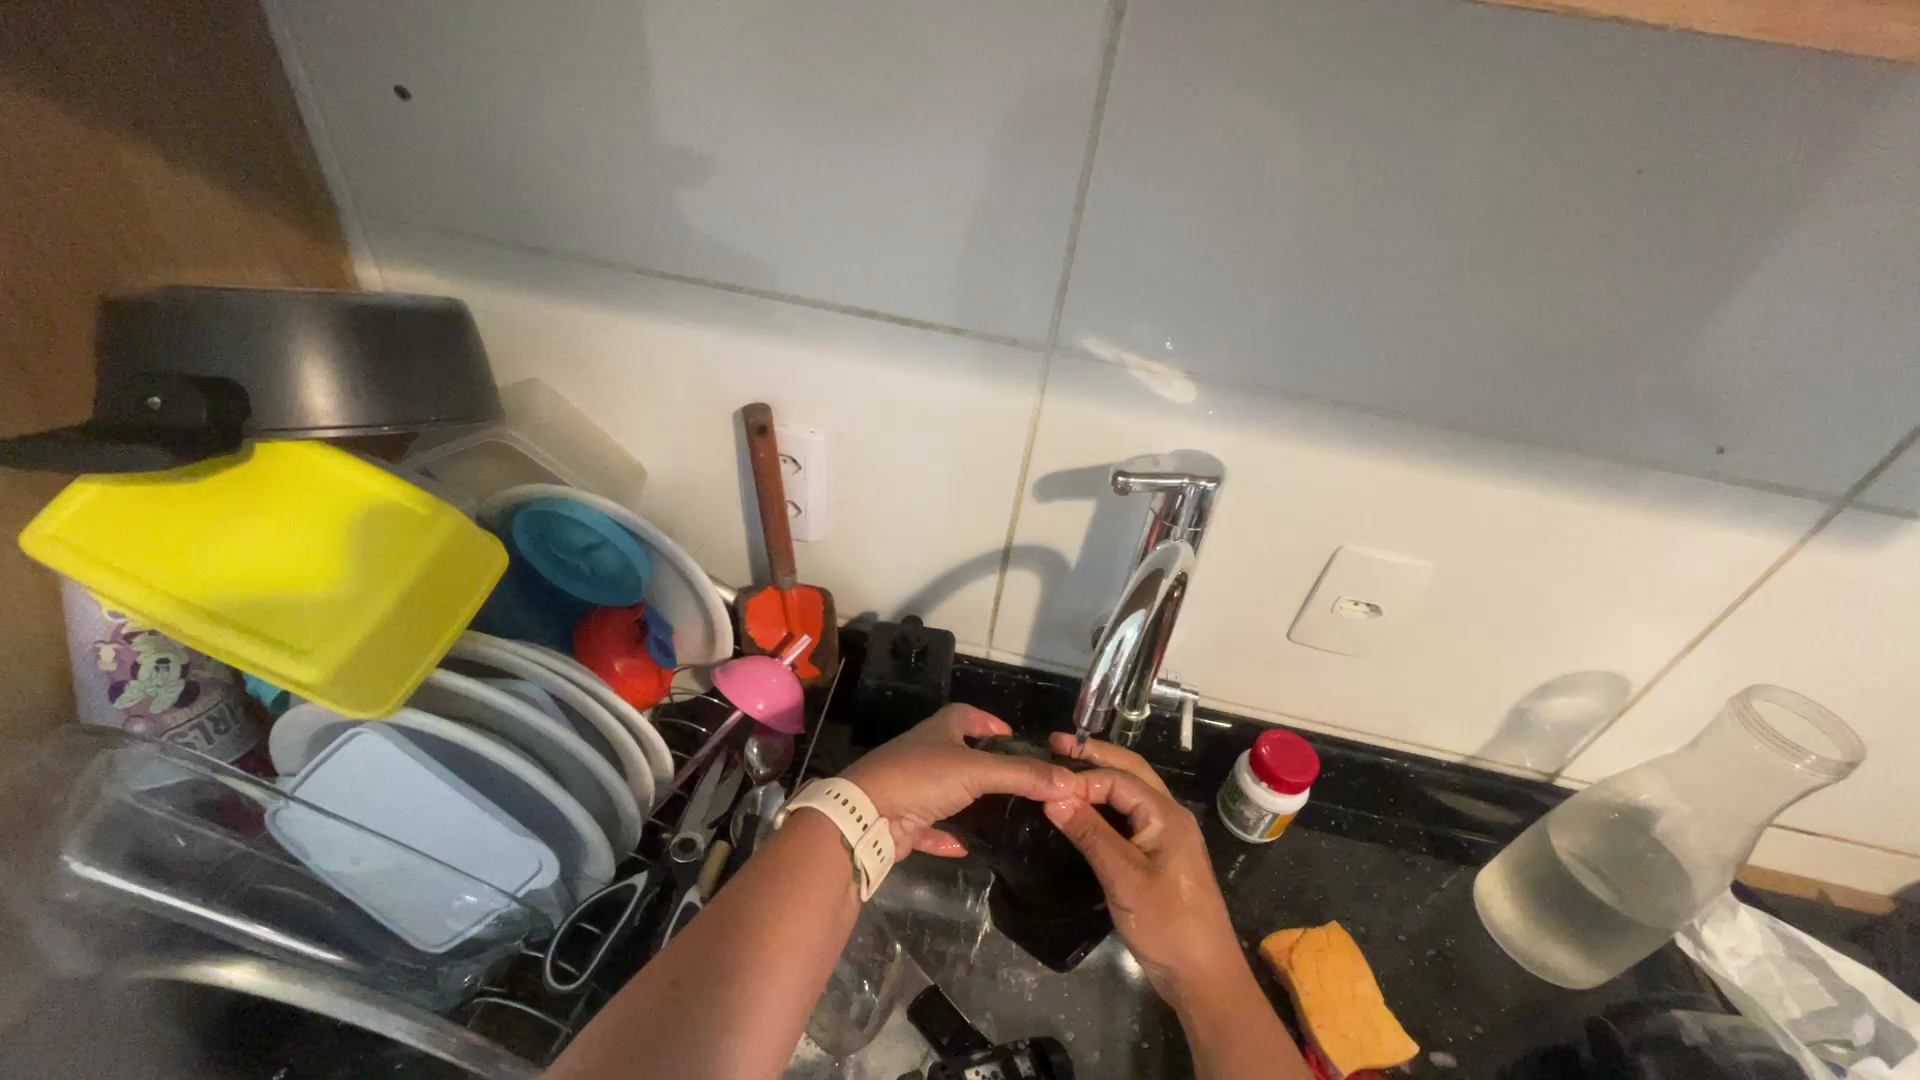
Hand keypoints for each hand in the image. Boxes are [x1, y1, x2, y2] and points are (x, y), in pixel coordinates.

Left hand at [840, 705, 1078, 856]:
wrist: (866, 814)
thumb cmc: (921, 777)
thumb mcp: (977, 771)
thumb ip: (1022, 776)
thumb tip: (1069, 780)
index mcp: (939, 730)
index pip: (967, 715)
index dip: (990, 722)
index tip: (1013, 738)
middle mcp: (924, 754)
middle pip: (958, 754)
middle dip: (984, 765)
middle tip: (1017, 781)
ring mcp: (911, 788)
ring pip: (945, 792)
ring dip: (967, 802)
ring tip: (1002, 813)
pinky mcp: (903, 820)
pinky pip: (930, 828)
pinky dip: (946, 836)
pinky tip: (966, 847)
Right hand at [1042, 734, 1242, 1004]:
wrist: (1204, 977)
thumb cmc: (1168, 924)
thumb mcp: (1124, 878)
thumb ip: (1090, 834)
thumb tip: (1052, 796)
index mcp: (1166, 815)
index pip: (1118, 778)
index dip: (1082, 776)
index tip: (1045, 782)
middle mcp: (1168, 816)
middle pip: (1130, 772)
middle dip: (1094, 757)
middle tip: (1055, 745)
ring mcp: (1165, 835)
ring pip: (1130, 792)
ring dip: (1099, 777)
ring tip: (1063, 769)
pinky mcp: (1158, 855)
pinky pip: (1128, 815)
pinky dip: (1104, 803)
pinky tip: (1082, 807)